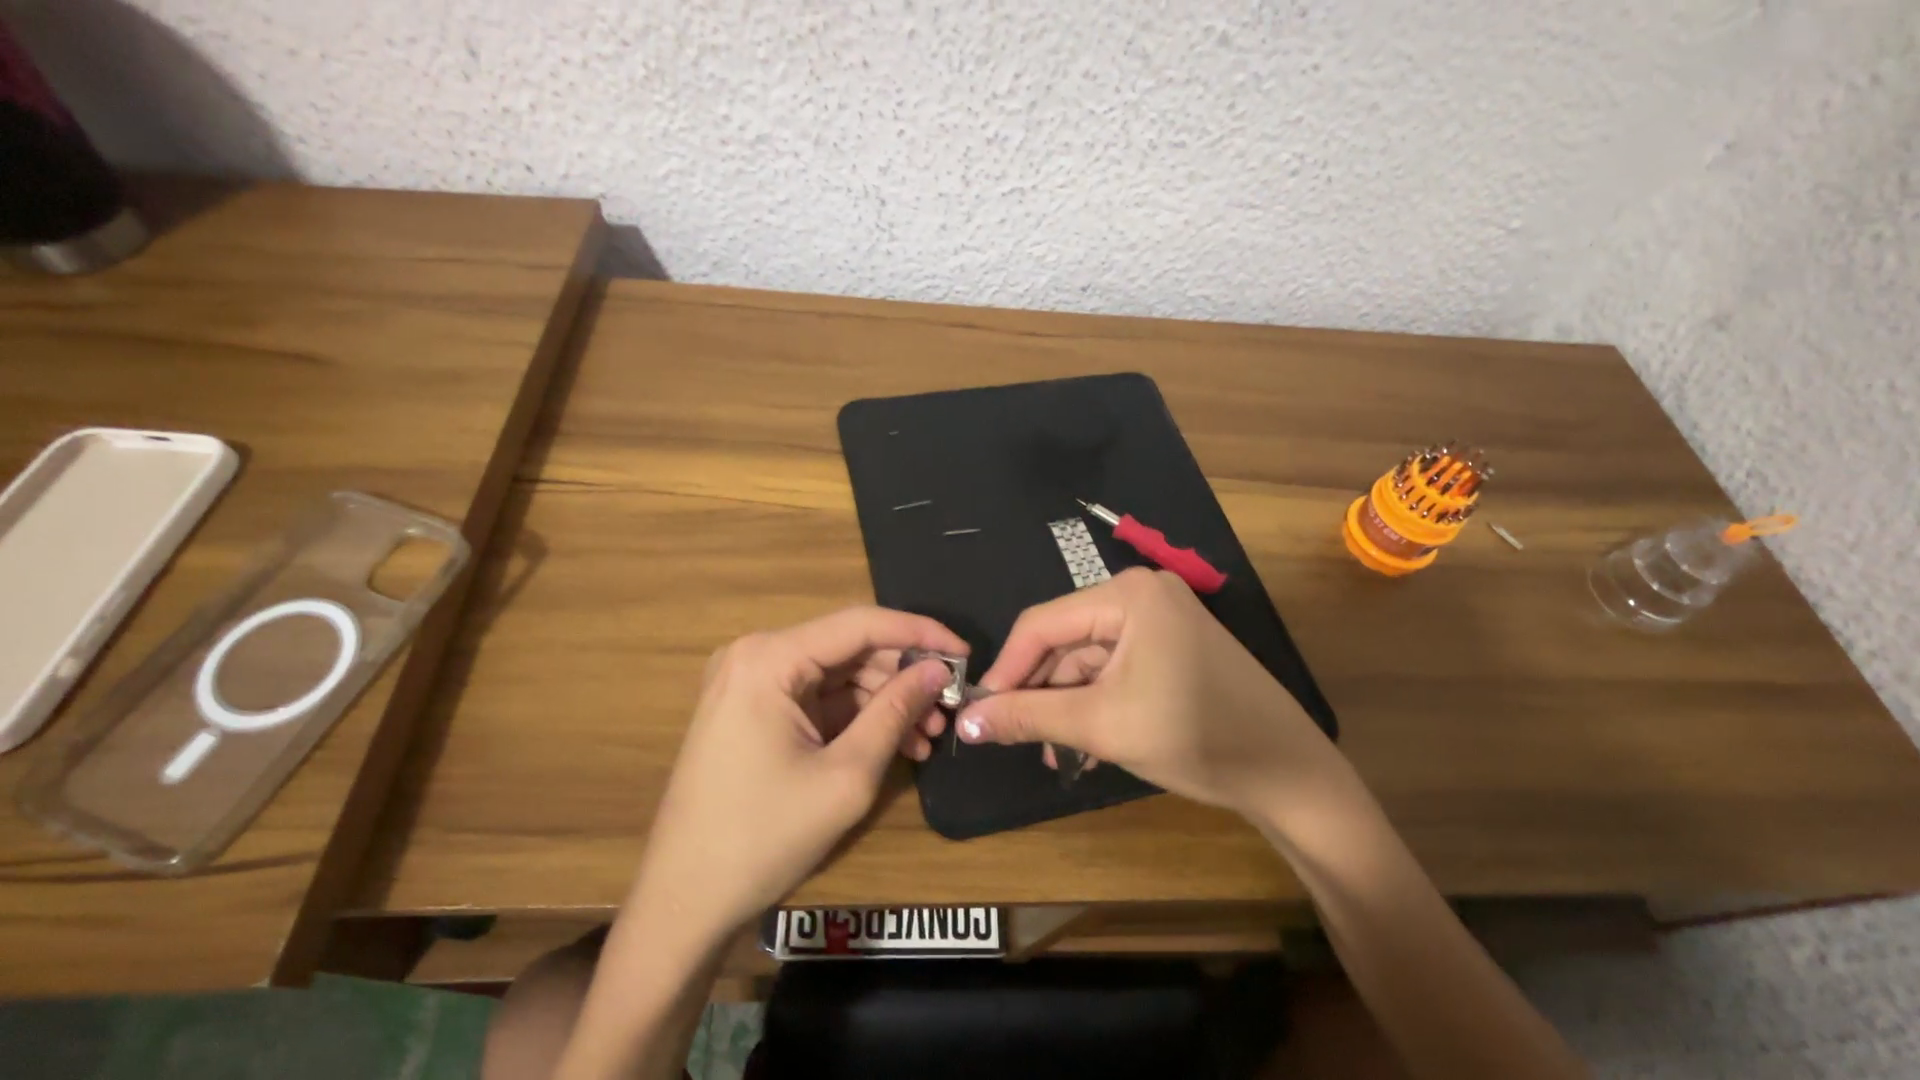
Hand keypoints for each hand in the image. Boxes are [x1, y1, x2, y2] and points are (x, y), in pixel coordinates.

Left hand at [628, 608, 966, 942]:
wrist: (686, 899)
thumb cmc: (765, 836)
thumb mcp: (846, 775)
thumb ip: (895, 712)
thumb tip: (939, 670)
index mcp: (768, 659)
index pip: (860, 624)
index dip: (920, 634)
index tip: (966, 654)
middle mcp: (754, 656)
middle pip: (848, 648)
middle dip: (903, 677)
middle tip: (951, 708)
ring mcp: (748, 684)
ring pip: (836, 676)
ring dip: (884, 701)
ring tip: (930, 736)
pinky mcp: (751, 712)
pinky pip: (816, 700)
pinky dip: (856, 719)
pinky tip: (896, 745)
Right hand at [955, 568, 1339, 818]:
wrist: (1287, 772)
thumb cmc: (1193, 737)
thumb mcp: (1100, 726)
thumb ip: (1027, 718)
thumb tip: (965, 723)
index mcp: (1127, 595)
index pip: (1040, 624)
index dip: (1005, 670)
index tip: (979, 714)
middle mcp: (1143, 594)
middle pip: (1064, 640)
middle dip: (1038, 692)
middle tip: (1016, 740)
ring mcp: (1162, 620)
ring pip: (1088, 660)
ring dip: (1065, 705)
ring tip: (1054, 755)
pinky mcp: (1174, 647)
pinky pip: (1115, 669)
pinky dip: (1095, 704)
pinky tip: (1083, 746)